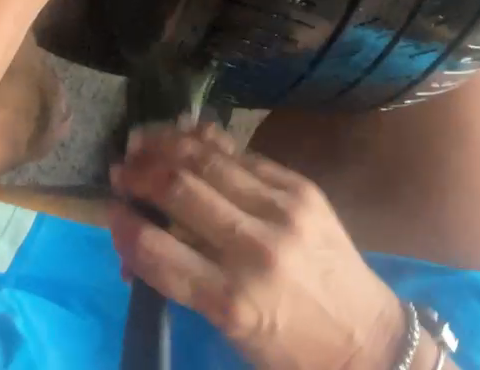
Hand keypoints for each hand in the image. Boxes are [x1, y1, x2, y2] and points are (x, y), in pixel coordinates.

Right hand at [110, 125, 407, 369]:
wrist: (371, 340)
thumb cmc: (291, 348)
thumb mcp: (231, 331)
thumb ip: (182, 281)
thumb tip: (134, 241)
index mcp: (234, 302)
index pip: (158, 251)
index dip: (123, 224)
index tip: (109, 209)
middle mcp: (256, 251)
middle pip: (179, 191)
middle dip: (139, 174)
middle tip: (119, 168)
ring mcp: (282, 212)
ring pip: (207, 160)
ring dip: (165, 145)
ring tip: (141, 140)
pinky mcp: (301, 188)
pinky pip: (242, 153)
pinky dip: (205, 140)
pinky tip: (182, 132)